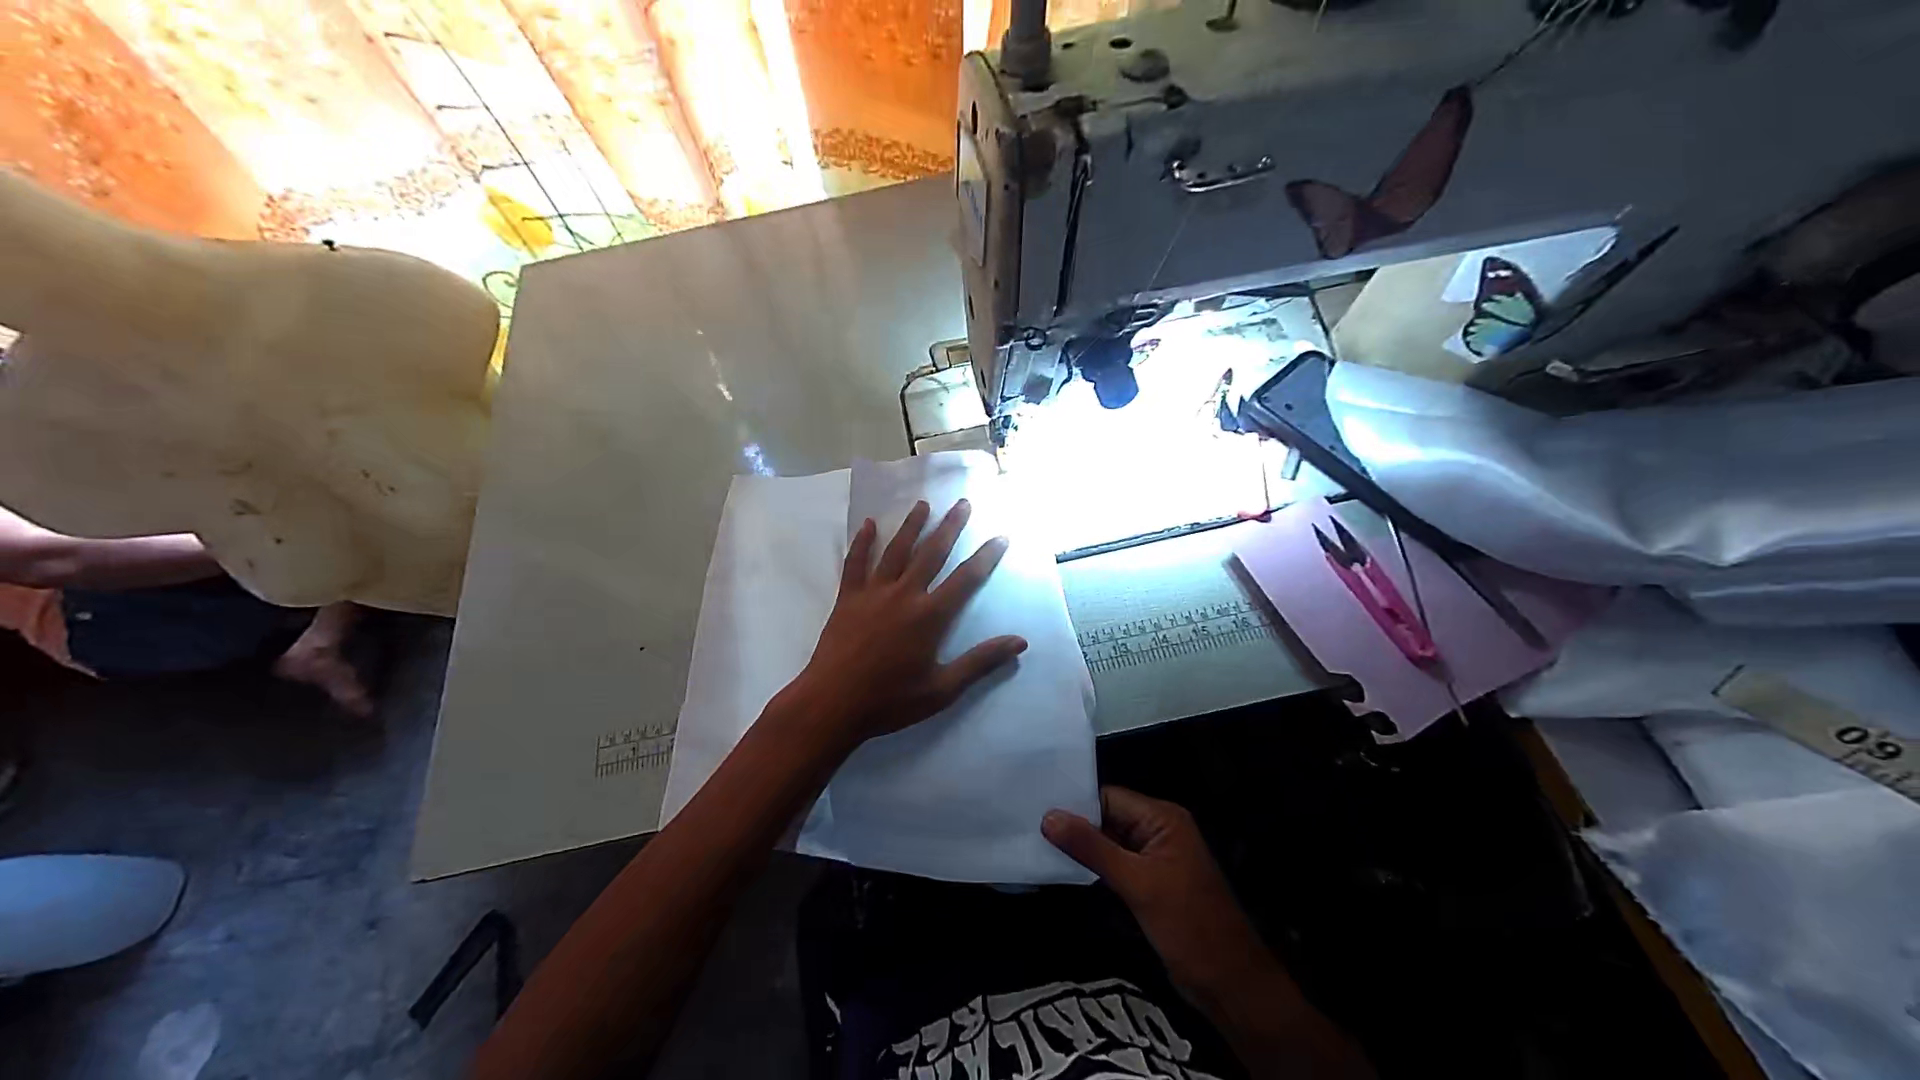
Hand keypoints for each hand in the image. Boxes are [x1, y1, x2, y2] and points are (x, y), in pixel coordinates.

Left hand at [787, 499, 1026, 747]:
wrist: (832, 703)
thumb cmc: (890, 700)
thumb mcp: (942, 689)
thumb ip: (980, 662)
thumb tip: (1019, 643)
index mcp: (930, 616)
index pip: (966, 579)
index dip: (986, 557)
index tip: (1000, 536)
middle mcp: (904, 595)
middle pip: (932, 553)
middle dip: (950, 527)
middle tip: (963, 504)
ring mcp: (873, 593)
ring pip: (897, 550)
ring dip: (912, 526)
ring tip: (924, 504)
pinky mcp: (848, 598)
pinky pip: (856, 563)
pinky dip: (863, 542)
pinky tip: (869, 524)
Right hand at [1043, 786, 1274, 997]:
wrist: (1228, 983)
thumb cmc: (1187, 925)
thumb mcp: (1136, 883)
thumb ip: (1092, 848)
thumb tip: (1048, 817)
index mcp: (1163, 818)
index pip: (1109, 797)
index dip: (1074, 803)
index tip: (1035, 807)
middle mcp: (1158, 830)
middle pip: (1107, 817)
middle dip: (1074, 825)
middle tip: (1028, 825)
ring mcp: (1155, 858)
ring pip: (1108, 842)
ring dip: (1081, 847)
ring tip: (1036, 843)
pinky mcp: (1150, 883)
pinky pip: (1115, 864)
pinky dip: (1093, 866)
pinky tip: (1062, 868)